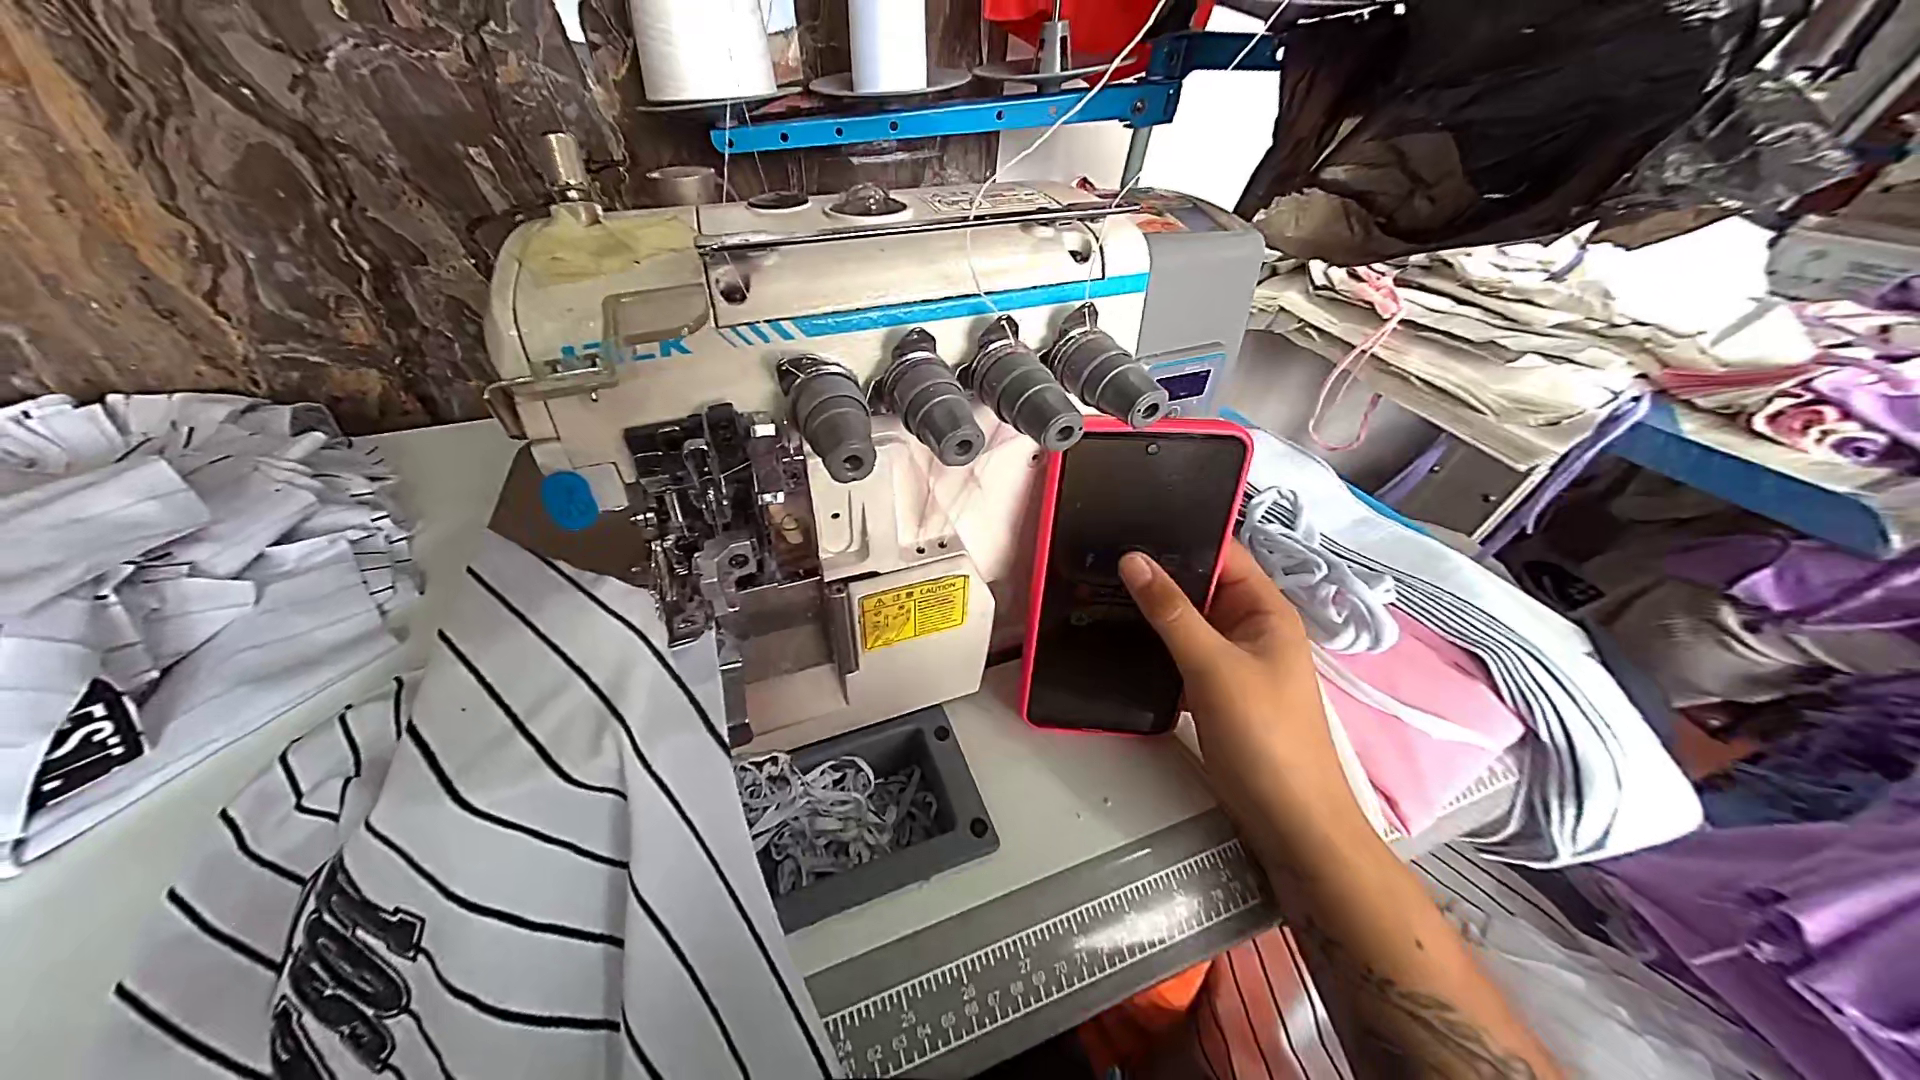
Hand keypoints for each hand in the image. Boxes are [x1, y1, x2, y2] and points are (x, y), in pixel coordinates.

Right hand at [1119, 543, 1372, 858]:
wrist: (1289, 818)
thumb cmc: (1265, 736)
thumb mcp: (1214, 666)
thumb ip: (1172, 611)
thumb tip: (1134, 560)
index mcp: (1266, 610)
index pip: (1224, 554)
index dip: (1182, 536)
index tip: (1130, 525)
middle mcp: (1250, 627)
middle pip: (1201, 585)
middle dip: (1158, 573)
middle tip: (1103, 556)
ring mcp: (1232, 659)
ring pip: (1188, 620)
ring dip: (1153, 609)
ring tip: (1102, 587)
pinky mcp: (1215, 687)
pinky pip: (1181, 652)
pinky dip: (1155, 644)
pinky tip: (1120, 635)